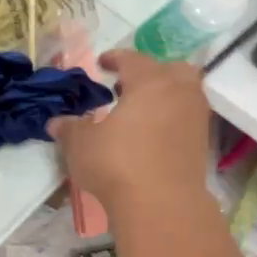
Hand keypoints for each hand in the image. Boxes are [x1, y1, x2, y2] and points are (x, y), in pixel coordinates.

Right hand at [48, 50, 212, 219]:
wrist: (159, 198)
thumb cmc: (115, 162)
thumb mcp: (79, 144)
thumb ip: (69, 128)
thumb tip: (57, 121)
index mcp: (149, 83)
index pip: (133, 60)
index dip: (115, 58)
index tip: (102, 62)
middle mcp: (179, 90)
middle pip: (170, 69)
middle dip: (148, 72)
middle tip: (126, 85)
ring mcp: (195, 112)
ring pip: (182, 90)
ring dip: (161, 93)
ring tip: (137, 109)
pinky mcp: (199, 136)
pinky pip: (184, 112)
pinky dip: (168, 113)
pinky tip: (148, 130)